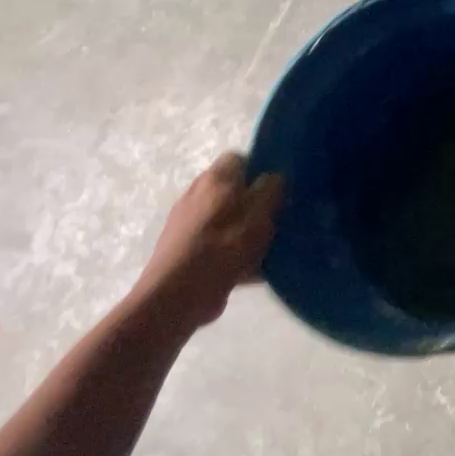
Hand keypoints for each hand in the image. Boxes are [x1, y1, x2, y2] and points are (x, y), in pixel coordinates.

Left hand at [129, 152, 283, 331]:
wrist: (175, 298)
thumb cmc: (224, 248)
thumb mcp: (260, 214)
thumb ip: (271, 189)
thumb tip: (274, 175)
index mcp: (215, 179)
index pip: (239, 158)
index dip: (260, 168)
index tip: (279, 187)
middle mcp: (195, 194)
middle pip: (231, 188)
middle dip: (253, 199)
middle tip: (276, 216)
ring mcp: (184, 222)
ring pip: (223, 215)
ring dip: (242, 225)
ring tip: (264, 244)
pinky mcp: (180, 249)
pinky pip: (214, 240)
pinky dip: (229, 248)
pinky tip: (247, 267)